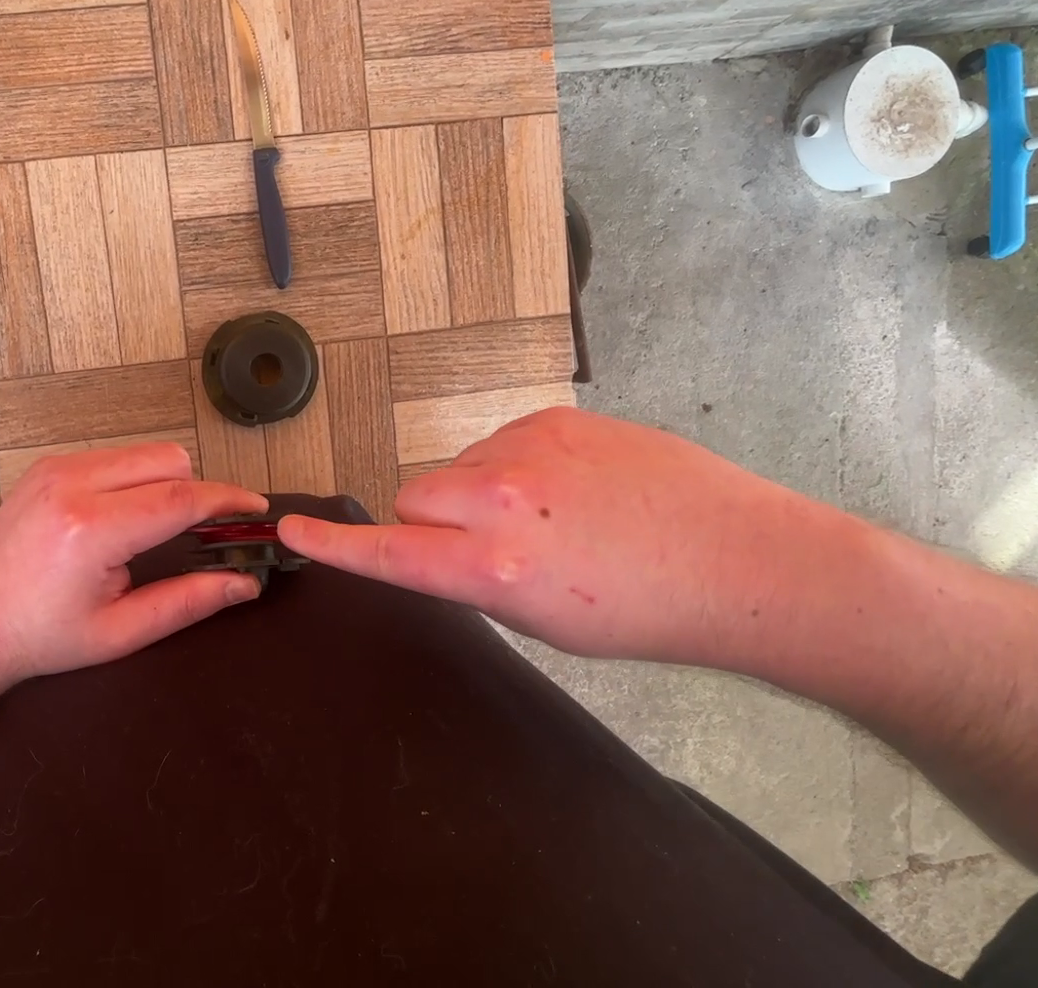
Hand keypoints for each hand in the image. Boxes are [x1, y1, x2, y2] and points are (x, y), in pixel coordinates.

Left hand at [0, 442, 267, 684]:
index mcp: (90, 530)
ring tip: (159, 531)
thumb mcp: (121, 631)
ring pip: (145, 453)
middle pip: (169, 460)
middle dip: (198, 492)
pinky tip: (127, 518)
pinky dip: (138, 479)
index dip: (228, 501)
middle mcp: (72, 485)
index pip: (181, 498)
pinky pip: (117, 456)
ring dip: (168, 483)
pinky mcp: (49, 466)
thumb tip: (245, 584)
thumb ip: (189, 602)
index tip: (258, 510)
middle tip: (205, 535)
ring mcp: (56, 468)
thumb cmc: (42, 636)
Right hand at [276, 408, 850, 665]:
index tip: (292, 528)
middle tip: (489, 545)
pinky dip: (512, 467)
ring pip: (454, 468)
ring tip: (548, 516)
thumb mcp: (542, 620)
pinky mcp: (554, 417)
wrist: (744, 560)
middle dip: (430, 521)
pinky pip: (496, 443)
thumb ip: (471, 579)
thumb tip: (437, 545)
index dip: (334, 543)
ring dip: (475, 492)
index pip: (387, 552)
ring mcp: (526, 448)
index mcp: (493, 567)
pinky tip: (570, 489)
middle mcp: (498, 500)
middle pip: (411, 496)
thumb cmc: (646, 613)